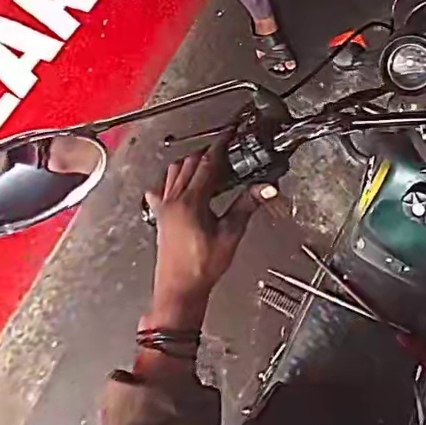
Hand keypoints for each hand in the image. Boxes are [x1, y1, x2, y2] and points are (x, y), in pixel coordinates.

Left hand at [142, 143, 273, 330]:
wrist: (179, 290)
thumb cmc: (201, 267)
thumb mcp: (231, 234)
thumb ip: (247, 205)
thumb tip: (265, 187)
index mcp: (190, 202)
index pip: (207, 164)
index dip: (220, 146)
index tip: (229, 135)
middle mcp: (173, 201)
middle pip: (189, 163)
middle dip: (207, 151)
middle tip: (225, 148)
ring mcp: (164, 207)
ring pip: (173, 172)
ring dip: (190, 162)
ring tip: (207, 160)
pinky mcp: (160, 216)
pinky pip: (161, 188)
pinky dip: (171, 179)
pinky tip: (179, 182)